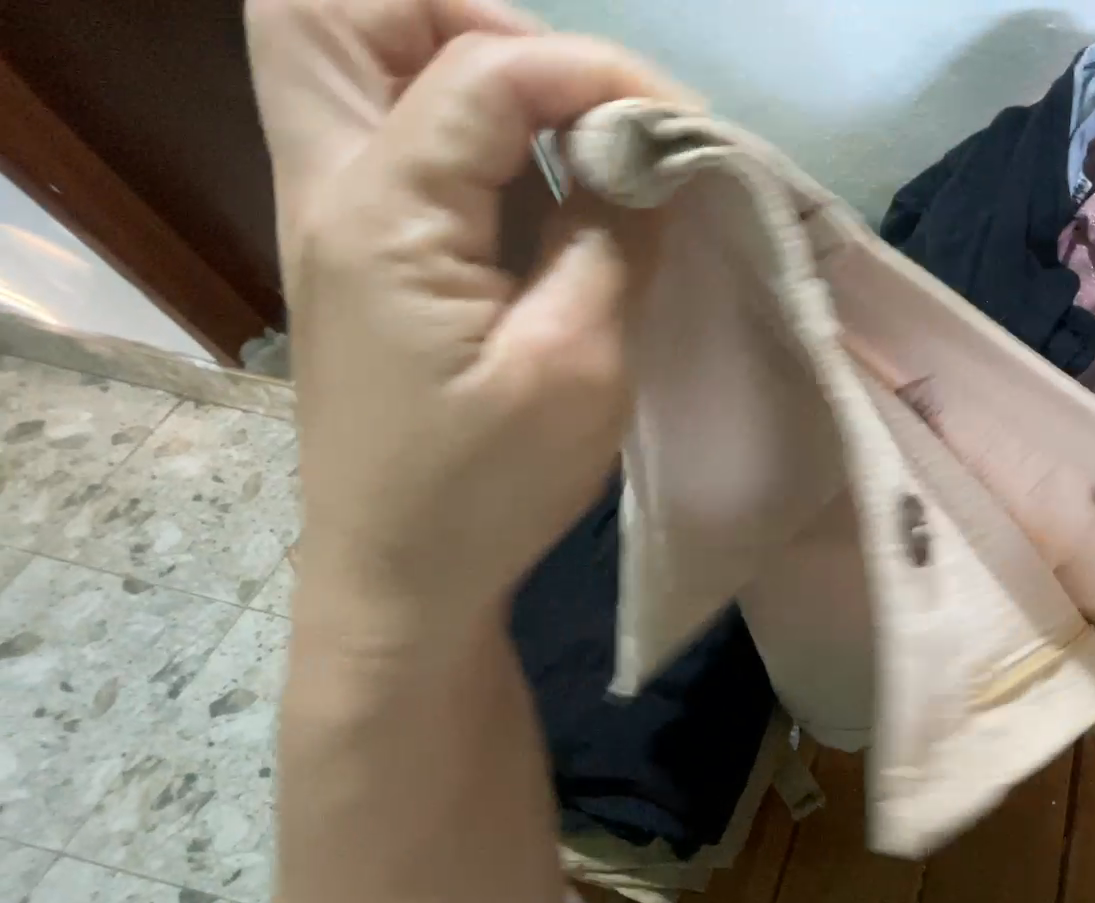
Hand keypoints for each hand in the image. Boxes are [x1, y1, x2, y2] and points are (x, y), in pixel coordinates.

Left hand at [245, 0, 687, 635]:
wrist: (403, 575)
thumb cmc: (488, 486)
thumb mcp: (577, 368)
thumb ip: (612, 242)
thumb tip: (649, 156)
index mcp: (382, 210)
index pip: (482, 68)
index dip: (597, 73)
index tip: (685, 129)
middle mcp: (331, 186)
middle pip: (339, 10)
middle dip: (472, 21)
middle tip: (570, 98)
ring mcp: (335, 218)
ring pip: (349, 61)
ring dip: (460, 65)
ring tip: (562, 134)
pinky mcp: (364, 256)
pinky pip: (395, 137)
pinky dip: (470, 130)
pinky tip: (542, 193)